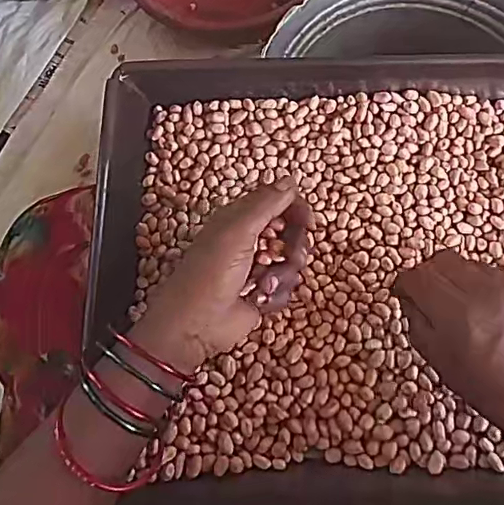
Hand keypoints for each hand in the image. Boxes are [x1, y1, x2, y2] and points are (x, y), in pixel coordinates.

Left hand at [132, 181, 311, 371]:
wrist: (195, 324)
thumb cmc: (209, 273)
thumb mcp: (238, 231)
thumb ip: (266, 204)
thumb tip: (290, 180)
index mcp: (239, 218)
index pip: (278, 202)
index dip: (296, 210)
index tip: (307, 223)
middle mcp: (249, 240)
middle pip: (291, 232)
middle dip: (294, 245)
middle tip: (287, 255)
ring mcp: (257, 267)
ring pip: (292, 262)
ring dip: (283, 274)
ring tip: (264, 282)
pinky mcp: (262, 294)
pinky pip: (287, 288)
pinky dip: (276, 295)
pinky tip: (259, 299)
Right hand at [392, 250, 503, 458]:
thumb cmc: (497, 393)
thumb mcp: (443, 364)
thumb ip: (419, 326)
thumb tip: (410, 303)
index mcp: (455, 313)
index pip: (417, 276)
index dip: (404, 283)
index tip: (403, 293)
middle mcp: (482, 292)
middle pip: (440, 260)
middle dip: (427, 274)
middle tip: (425, 294)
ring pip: (467, 263)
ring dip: (455, 277)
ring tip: (457, 304)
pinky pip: (495, 275)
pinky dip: (481, 285)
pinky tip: (485, 310)